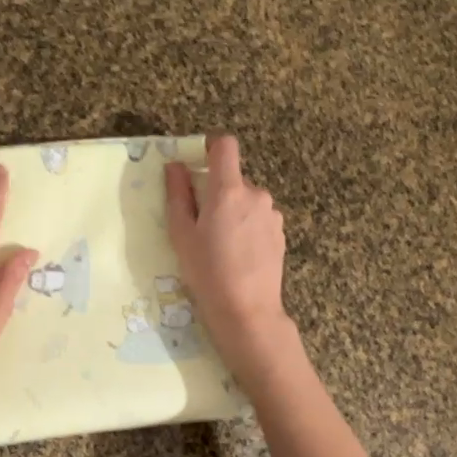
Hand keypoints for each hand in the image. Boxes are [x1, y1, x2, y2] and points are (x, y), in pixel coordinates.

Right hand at [164, 135, 292, 371]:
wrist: (247, 310)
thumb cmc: (207, 273)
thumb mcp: (181, 235)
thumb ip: (178, 195)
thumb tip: (175, 167)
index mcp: (227, 190)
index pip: (225, 146)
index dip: (211, 147)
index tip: (198, 161)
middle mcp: (255, 194)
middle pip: (233, 178)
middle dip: (216, 192)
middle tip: (200, 225)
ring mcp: (272, 213)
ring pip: (246, 200)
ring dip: (233, 212)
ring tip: (220, 245)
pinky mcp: (280, 232)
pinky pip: (258, 218)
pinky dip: (246, 227)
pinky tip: (238, 255)